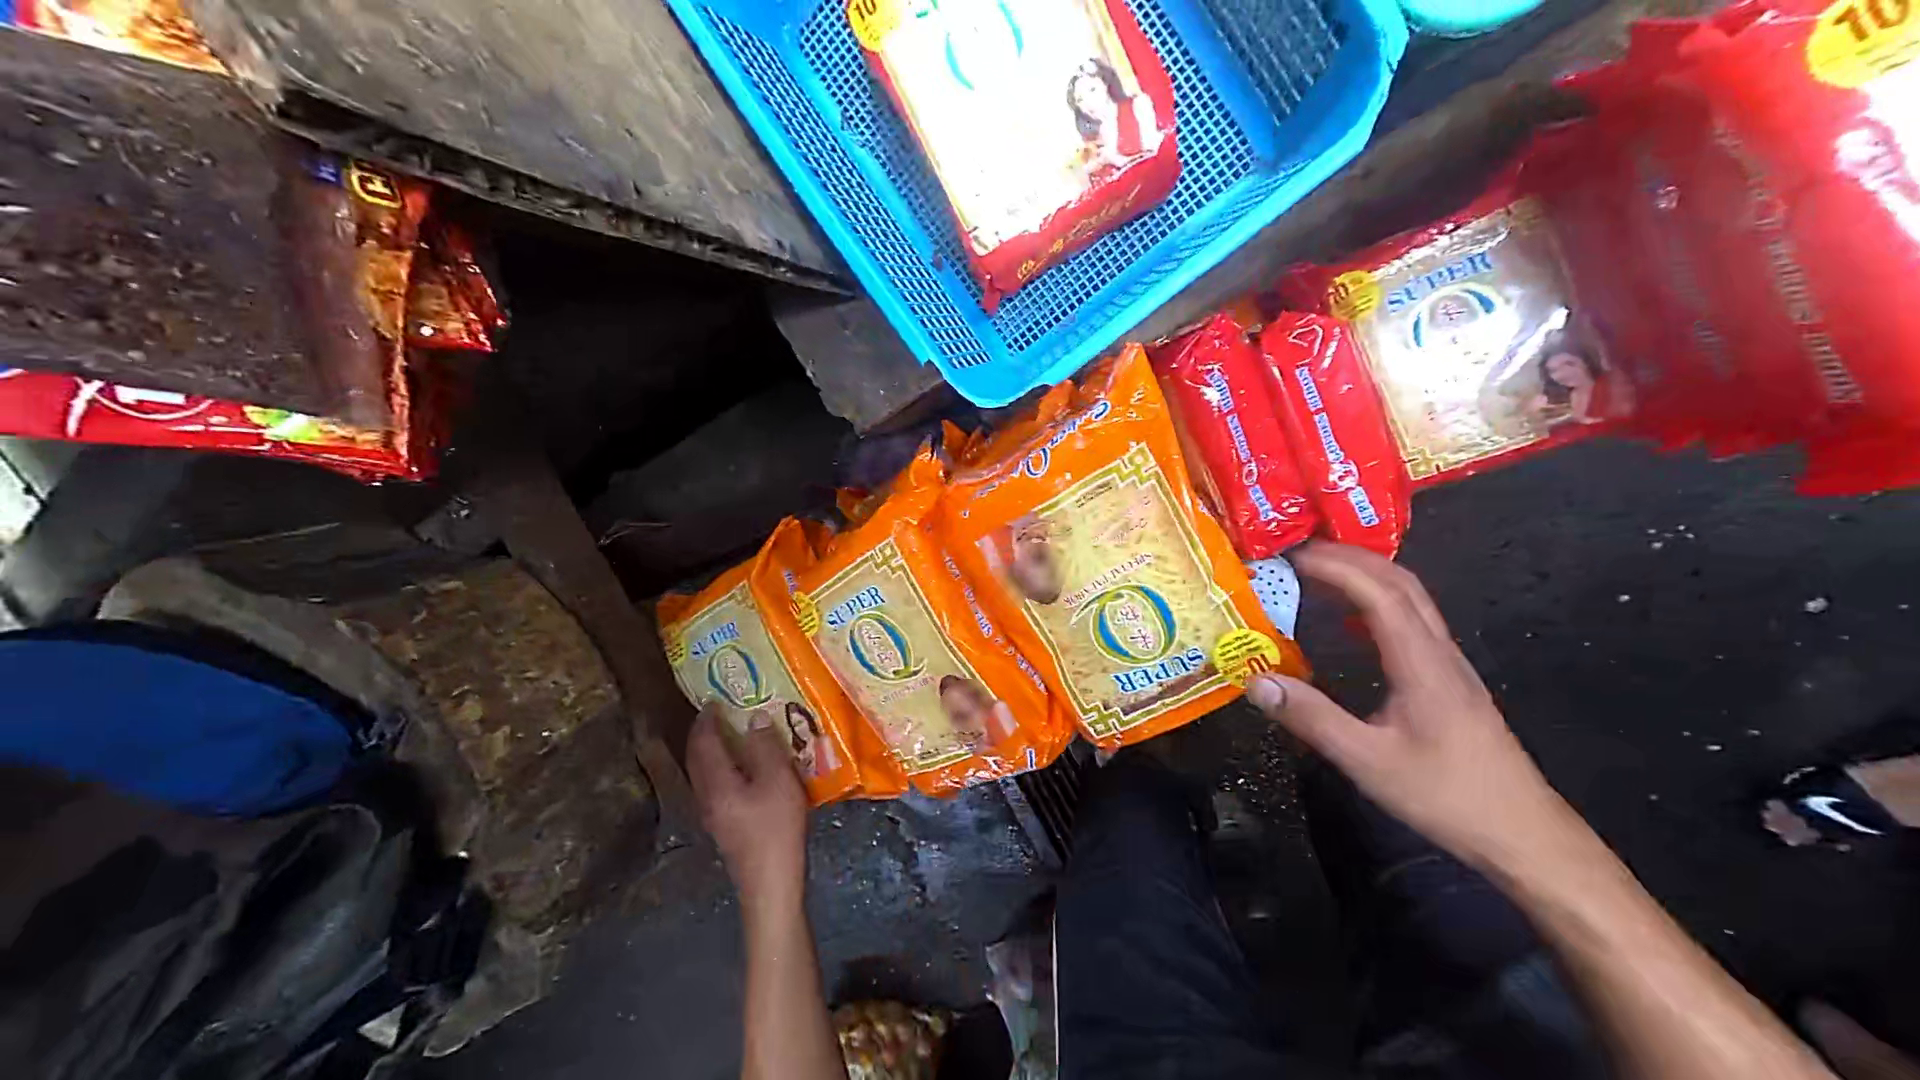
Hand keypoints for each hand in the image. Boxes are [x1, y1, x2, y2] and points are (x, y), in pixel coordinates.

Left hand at [687, 705, 810, 912]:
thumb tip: (753, 718)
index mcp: (715, 783)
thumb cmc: (775, 829)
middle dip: (705, 734)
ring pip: (705, 775)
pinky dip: (724, 768)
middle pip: (697, 759)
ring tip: (734, 735)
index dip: (707, 720)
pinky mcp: (725, 827)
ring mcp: (714, 816)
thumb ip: (765, 747)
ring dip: (714, 752)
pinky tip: (745, 770)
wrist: (771, 885)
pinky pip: (717, 786)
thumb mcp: (778, 781)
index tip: (715, 699)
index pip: (703, 743)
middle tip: (722, 713)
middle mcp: (706, 797)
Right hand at [1247, 541, 1580, 873]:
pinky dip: (1374, 602)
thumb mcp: (1367, 760)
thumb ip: (1311, 718)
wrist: (1523, 833)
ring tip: (1315, 573)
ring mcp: (1447, 664)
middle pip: (1399, 582)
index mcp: (1421, 663)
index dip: (1335, 566)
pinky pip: (1409, 621)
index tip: (1290, 555)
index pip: (1379, 593)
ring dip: (1364, 575)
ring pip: (1409, 598)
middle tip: (1296, 552)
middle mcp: (1438, 651)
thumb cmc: (1446, 795)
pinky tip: (1347, 620)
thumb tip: (1255, 681)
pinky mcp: (1446, 679)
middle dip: (1348, 557)